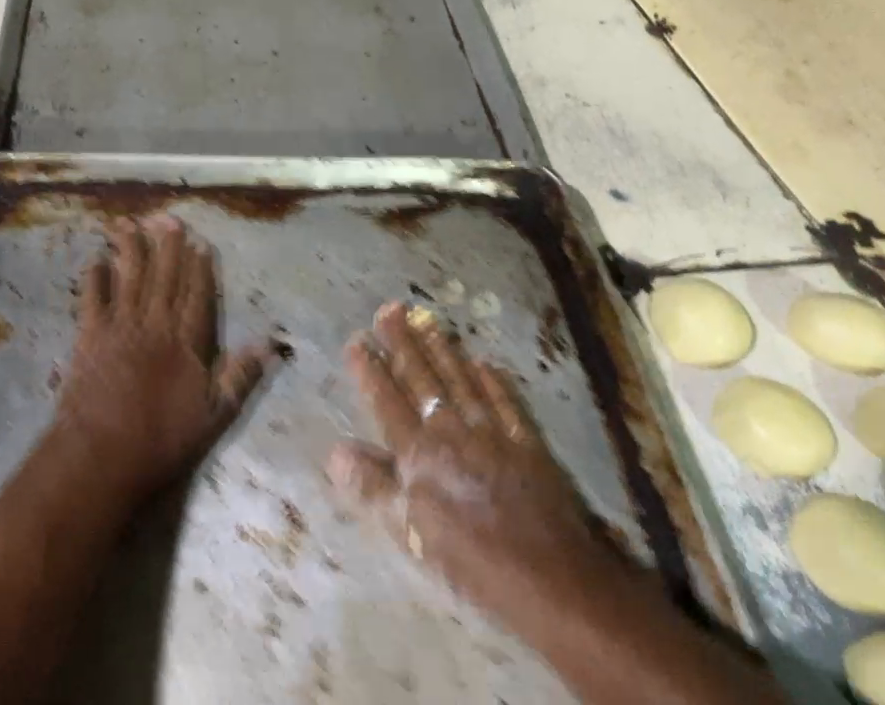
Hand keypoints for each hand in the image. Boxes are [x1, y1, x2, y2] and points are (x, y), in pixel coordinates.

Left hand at [47, 214, 272, 504]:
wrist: (103, 452)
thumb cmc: (162, 440)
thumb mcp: (214, 416)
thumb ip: (239, 377)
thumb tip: (269, 345)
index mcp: (187, 344)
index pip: (197, 297)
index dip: (200, 269)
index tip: (201, 244)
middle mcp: (155, 326)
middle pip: (164, 279)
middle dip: (167, 247)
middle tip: (169, 219)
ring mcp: (120, 328)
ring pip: (129, 279)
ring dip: (131, 250)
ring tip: (131, 223)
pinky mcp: (89, 337)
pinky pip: (92, 298)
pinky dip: (94, 278)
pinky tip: (95, 259)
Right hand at [328, 302, 628, 631]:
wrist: (548, 575)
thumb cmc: (469, 559)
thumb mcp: (408, 531)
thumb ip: (373, 486)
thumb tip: (336, 450)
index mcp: (418, 453)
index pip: (387, 401)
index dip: (370, 370)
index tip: (357, 340)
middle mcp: (452, 432)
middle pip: (423, 380)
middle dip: (404, 343)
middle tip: (389, 309)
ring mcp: (493, 434)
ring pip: (462, 381)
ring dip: (443, 349)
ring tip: (427, 319)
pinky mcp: (527, 445)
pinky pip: (506, 402)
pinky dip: (493, 381)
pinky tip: (484, 361)